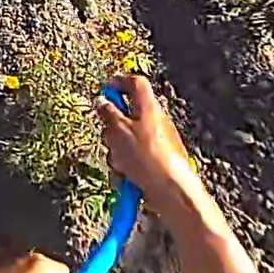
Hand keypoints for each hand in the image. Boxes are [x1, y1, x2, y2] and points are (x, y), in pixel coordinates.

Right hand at [95, 73, 205, 215]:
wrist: (171, 190)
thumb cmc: (145, 155)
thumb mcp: (118, 130)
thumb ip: (107, 113)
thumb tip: (101, 101)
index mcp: (148, 106)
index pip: (135, 83)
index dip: (120, 82)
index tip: (106, 90)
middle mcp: (155, 120)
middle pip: (128, 114)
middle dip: (113, 127)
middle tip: (109, 137)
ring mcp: (158, 141)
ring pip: (128, 138)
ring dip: (118, 150)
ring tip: (120, 163)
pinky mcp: (157, 160)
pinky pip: (135, 157)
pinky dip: (127, 165)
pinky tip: (127, 177)